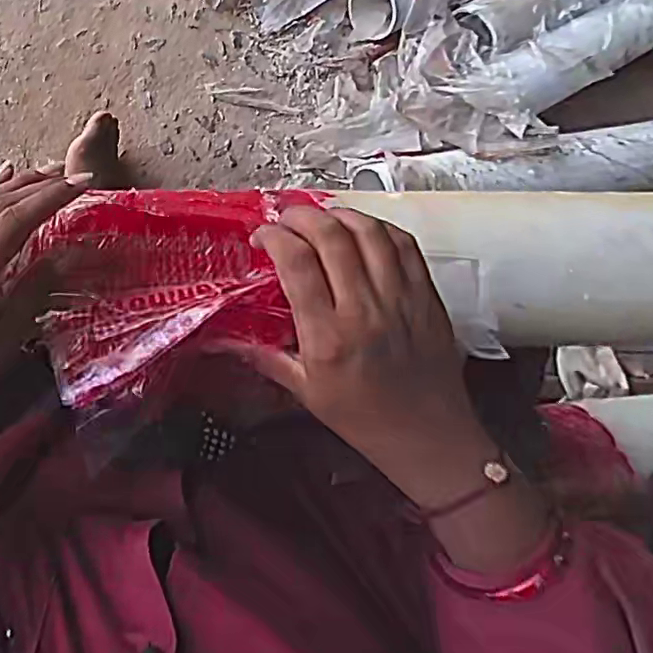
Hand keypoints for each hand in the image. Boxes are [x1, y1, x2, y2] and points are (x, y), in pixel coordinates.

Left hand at [0, 164, 90, 532]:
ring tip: (47, 173)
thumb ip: (31, 298)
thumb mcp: (1, 348)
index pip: (13, 222)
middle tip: (72, 175)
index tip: (81, 184)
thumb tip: (62, 257)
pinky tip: (2, 183)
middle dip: (36, 185)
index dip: (50, 198)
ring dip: (13, 186)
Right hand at [250, 205, 474, 450]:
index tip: (263, 236)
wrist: (428, 438)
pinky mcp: (426, 296)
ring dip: (338, 214)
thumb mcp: (304, 390)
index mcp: (327, 336)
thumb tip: (224, 339)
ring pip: (368, 232)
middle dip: (300, 216)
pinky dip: (378, 227)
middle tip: (286, 219)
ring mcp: (400, 299)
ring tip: (321, 218)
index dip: (273, 236)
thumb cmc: (363, 418)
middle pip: (330, 236)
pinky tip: (362, 230)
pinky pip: (404, 244)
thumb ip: (263, 356)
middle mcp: (363, 311)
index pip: (295, 262)